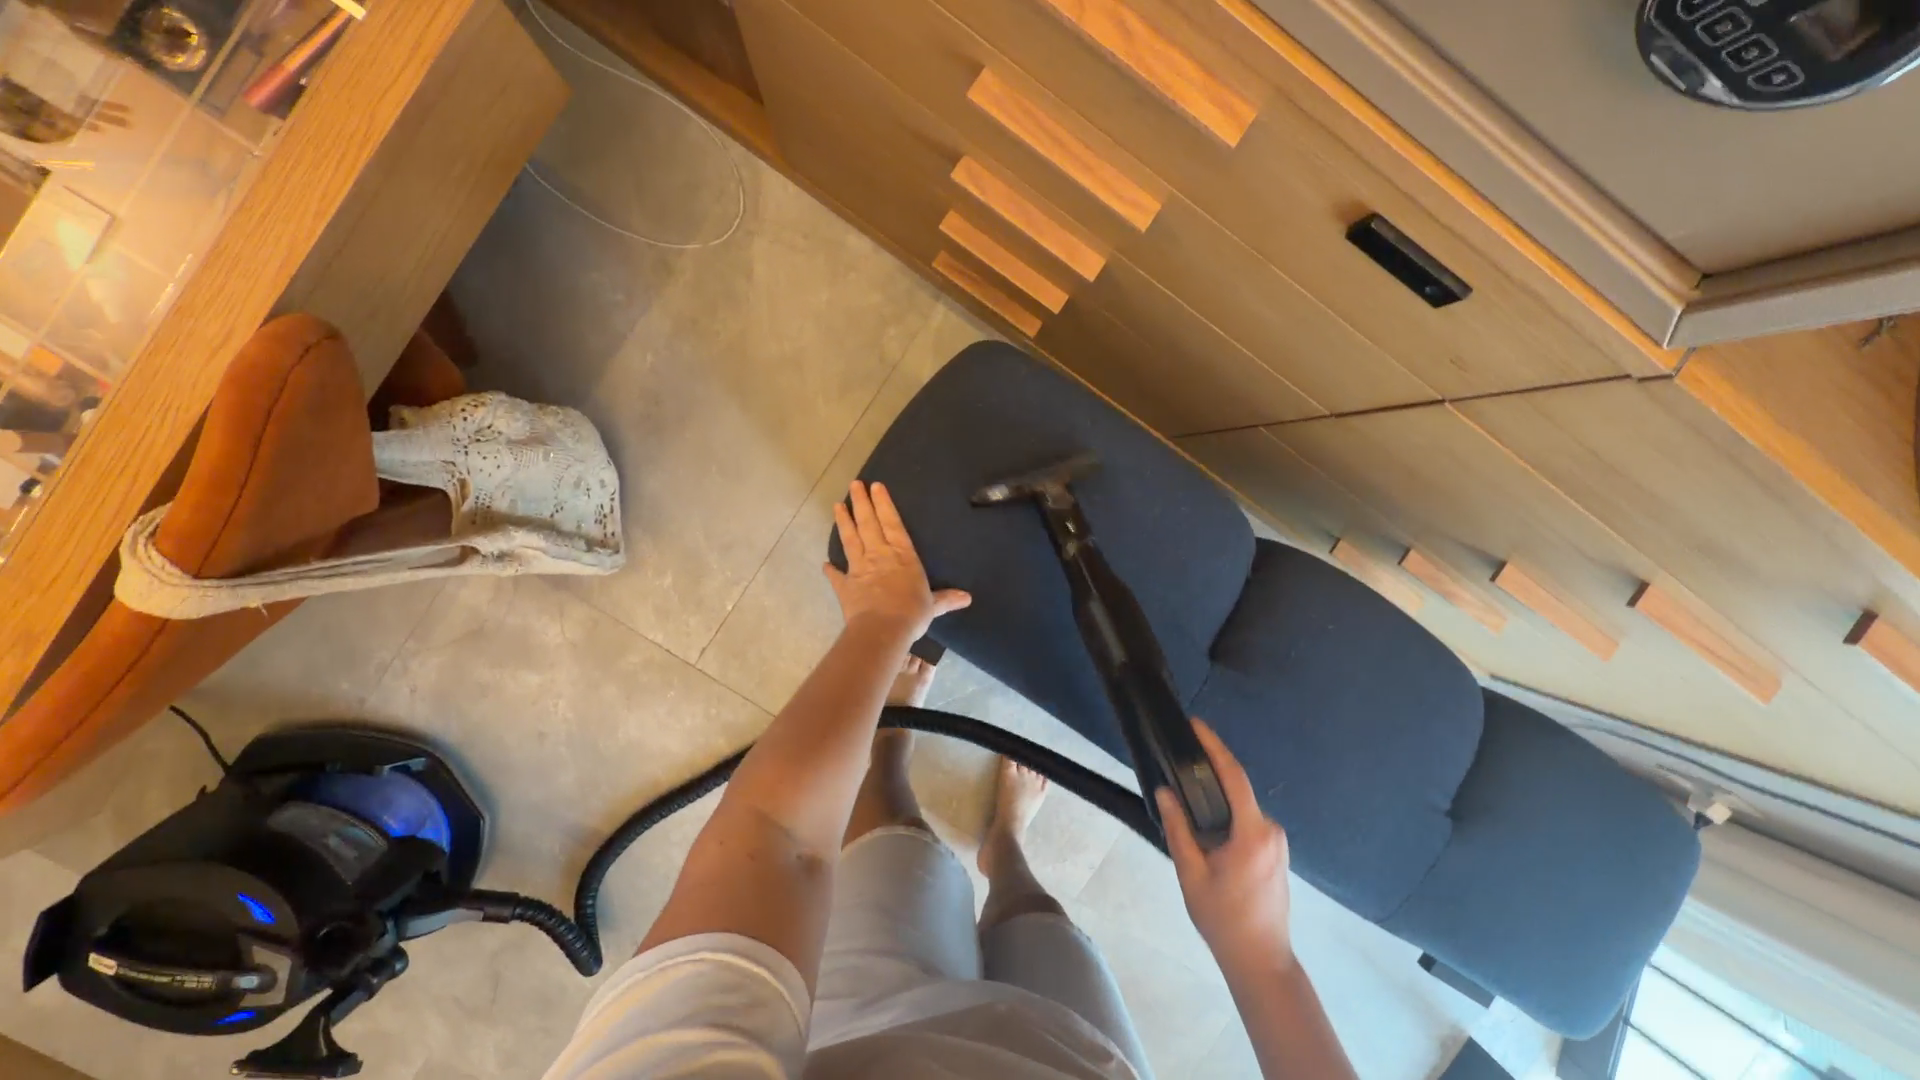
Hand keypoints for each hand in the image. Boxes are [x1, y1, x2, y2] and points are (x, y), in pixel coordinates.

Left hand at [824, 481, 970, 639]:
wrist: (882, 629)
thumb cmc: (912, 613)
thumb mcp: (933, 605)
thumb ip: (946, 599)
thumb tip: (967, 598)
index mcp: (902, 555)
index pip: (892, 522)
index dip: (884, 504)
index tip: (875, 486)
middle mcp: (879, 555)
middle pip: (868, 523)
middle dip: (861, 502)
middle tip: (854, 484)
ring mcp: (859, 568)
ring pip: (850, 539)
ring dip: (843, 522)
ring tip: (837, 505)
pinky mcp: (845, 586)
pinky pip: (836, 575)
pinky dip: (830, 570)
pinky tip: (824, 564)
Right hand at [1157, 719, 1292, 966]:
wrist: (1260, 959)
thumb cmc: (1223, 919)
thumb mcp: (1191, 873)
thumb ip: (1178, 828)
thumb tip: (1165, 792)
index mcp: (1253, 833)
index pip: (1234, 777)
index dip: (1214, 747)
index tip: (1196, 725)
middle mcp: (1271, 831)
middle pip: (1237, 791)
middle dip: (1209, 776)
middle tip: (1178, 763)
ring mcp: (1278, 843)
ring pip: (1241, 809)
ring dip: (1216, 802)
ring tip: (1185, 800)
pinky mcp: (1276, 854)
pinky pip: (1248, 823)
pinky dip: (1226, 819)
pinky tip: (1206, 828)